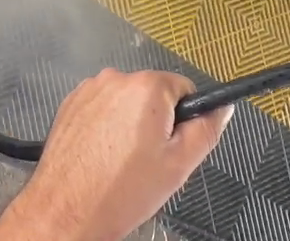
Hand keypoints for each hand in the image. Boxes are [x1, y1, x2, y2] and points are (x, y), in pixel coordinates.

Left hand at [0, 70, 232, 240]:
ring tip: (122, 162)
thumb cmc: (119, 191)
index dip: (184, 119)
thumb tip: (221, 108)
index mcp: (147, 88)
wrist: (67, 210)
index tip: (174, 143)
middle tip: (149, 160)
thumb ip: (206, 130)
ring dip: (129, 125)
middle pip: (153, 95)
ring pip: (126, 103)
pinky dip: (106, 127)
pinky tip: (103, 156)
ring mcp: (91, 89)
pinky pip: (102, 108)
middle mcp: (116, 79)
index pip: (184, 89)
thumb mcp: (179, 166)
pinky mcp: (72, 102)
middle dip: (156, 124)